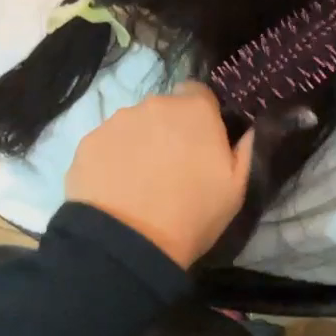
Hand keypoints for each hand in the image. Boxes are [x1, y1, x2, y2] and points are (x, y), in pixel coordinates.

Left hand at [65, 82, 255, 267]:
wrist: (128, 243)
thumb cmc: (192, 214)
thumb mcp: (236, 189)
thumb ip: (244, 150)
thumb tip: (247, 129)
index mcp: (194, 110)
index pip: (199, 93)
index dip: (201, 116)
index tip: (201, 143)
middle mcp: (154, 105)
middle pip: (165, 109)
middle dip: (169, 130)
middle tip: (172, 168)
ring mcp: (116, 122)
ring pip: (134, 125)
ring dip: (140, 143)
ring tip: (140, 182)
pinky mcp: (88, 142)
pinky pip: (107, 144)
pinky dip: (112, 159)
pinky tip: (116, 188)